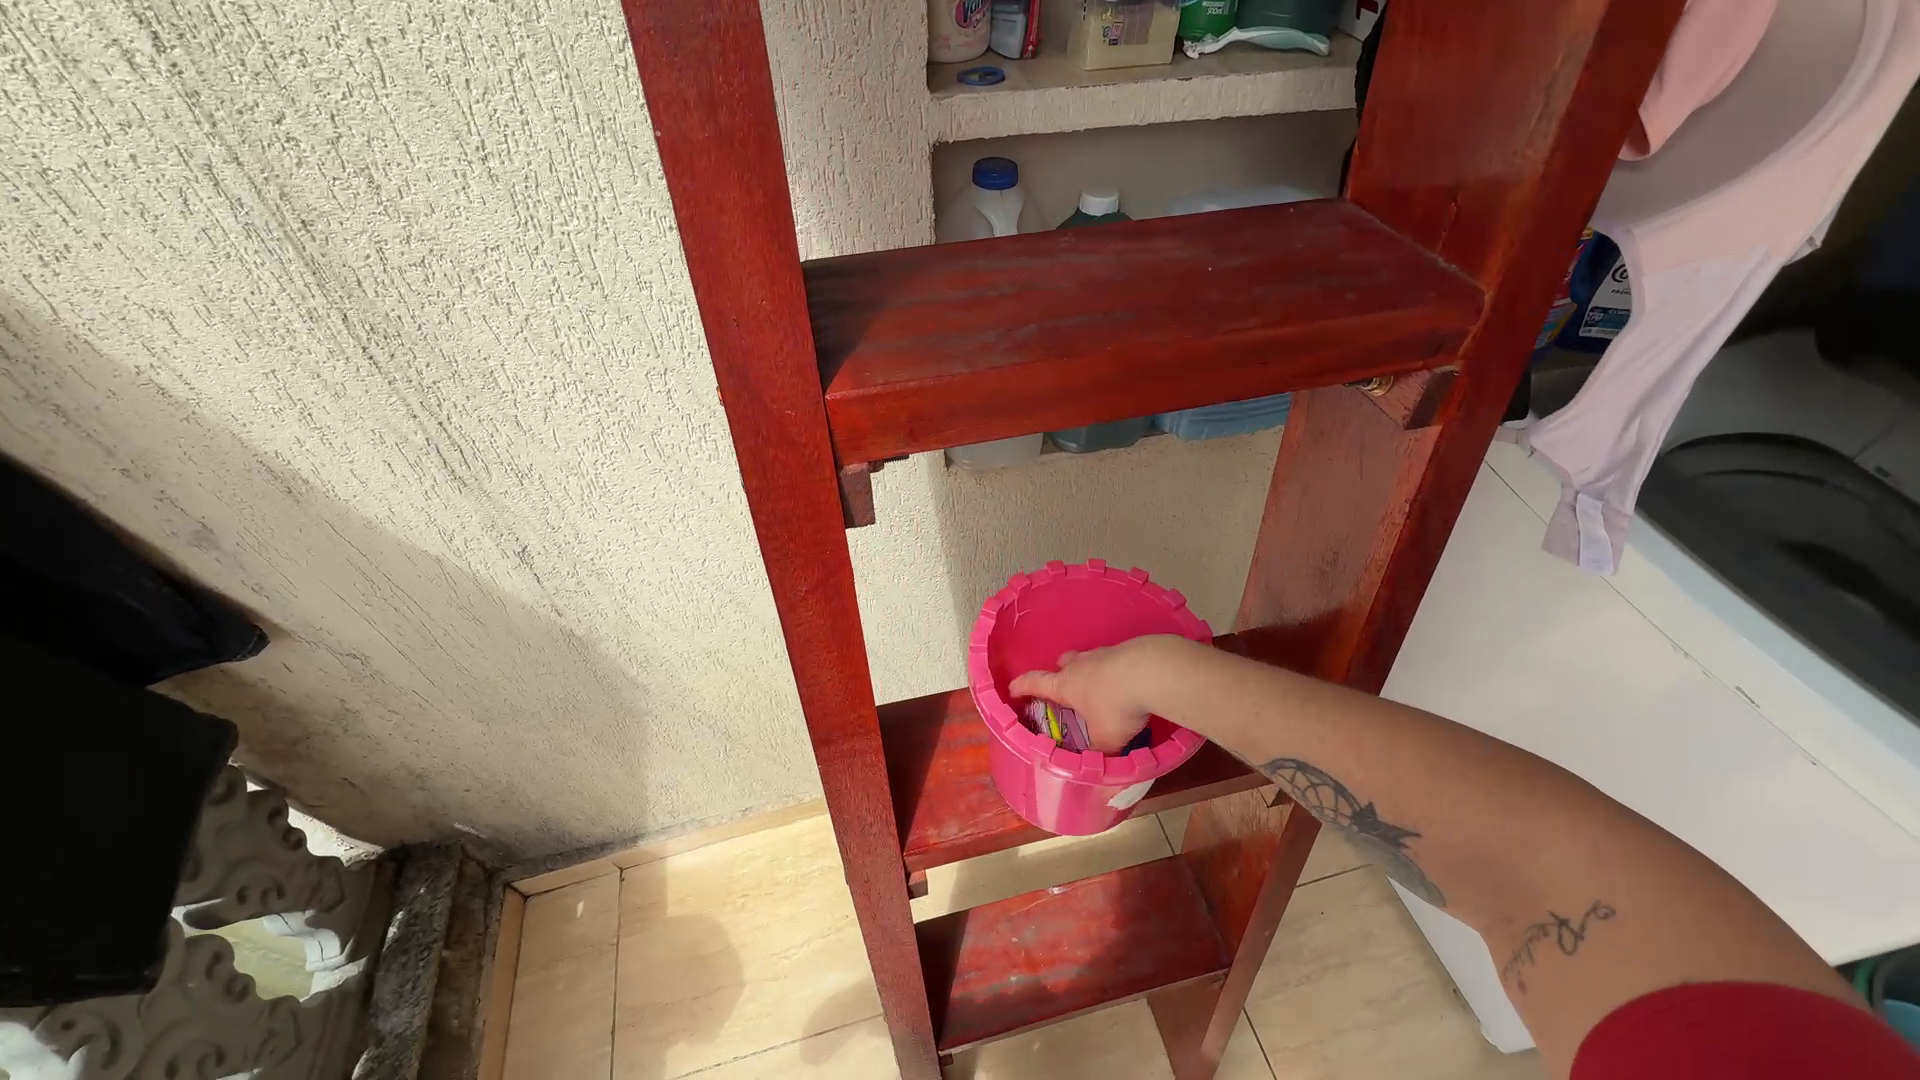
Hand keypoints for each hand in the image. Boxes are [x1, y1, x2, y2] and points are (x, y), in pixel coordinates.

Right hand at [1008, 635, 1194, 752]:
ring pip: (1088, 660)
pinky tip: (1127, 684)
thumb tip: (1096, 769)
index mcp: (1065, 685)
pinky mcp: (1127, 650)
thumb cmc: (1116, 706)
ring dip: (1089, 672)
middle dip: (1061, 675)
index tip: (1013, 689)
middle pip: (1062, 664)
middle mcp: (1080, 665)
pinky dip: (1115, 671)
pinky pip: (1113, 660)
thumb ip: (1098, 753)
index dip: (1022, 686)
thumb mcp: (1106, 739)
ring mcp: (1103, 653)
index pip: (1034, 682)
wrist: (1151, 671)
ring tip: (1101, 690)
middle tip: (1066, 690)